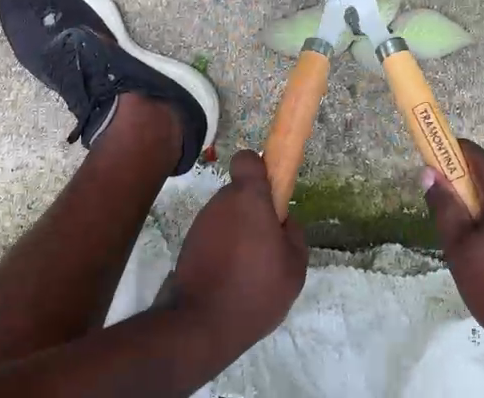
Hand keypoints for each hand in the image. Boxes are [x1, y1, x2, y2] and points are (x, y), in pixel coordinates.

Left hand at [165, 150, 307, 349]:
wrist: (202, 323)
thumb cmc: (255, 289)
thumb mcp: (294, 266)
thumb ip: (293, 233)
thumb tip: (283, 221)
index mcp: (249, 198)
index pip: (247, 160)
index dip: (258, 170)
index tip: (270, 195)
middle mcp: (221, 202)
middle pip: (240, 194)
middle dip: (253, 213)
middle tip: (266, 246)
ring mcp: (201, 223)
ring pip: (227, 217)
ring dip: (238, 234)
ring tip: (249, 270)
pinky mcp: (189, 244)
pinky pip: (214, 237)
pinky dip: (223, 251)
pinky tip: (231, 280)